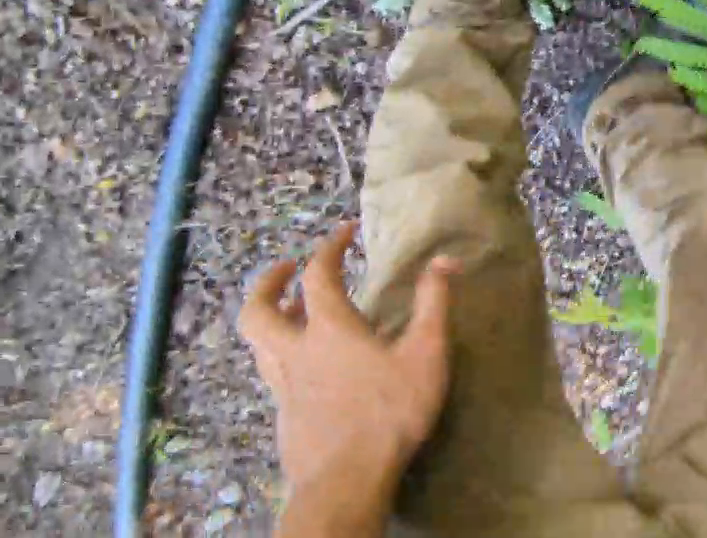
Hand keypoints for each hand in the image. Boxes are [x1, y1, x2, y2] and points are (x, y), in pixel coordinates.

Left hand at [239, 222, 457, 506]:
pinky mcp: (285, 412)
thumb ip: (434, 302)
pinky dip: (280, 348)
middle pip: (257, 312)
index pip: (318, 277)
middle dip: (268, 283)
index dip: (329, 248)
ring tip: (291, 306)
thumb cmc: (391, 409)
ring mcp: (284, 386)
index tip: (344, 230)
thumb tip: (444, 259)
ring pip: (258, 342)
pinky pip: (270, 368)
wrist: (346, 480)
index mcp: (330, 331)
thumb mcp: (427, 350)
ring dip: (269, 315)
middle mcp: (296, 352)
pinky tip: (306, 358)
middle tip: (287, 266)